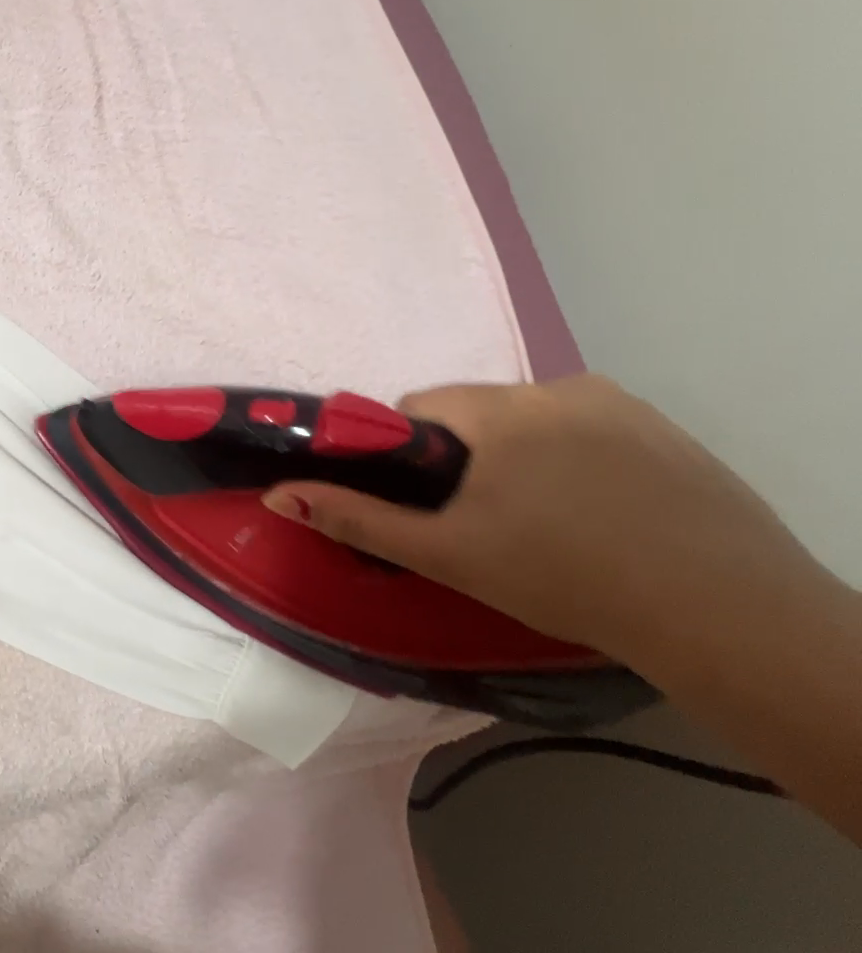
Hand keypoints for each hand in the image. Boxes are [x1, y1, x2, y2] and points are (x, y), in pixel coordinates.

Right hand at [262, 375, 829, 652]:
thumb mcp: (446, 554)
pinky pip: (587, 432)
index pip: (419, 406)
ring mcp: (626, 406)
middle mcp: (564, 388)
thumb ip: (357, 519)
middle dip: (463, 459)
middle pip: (477, 412)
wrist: (723, 615)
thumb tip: (279, 493)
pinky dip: (572, 462)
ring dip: (517, 458)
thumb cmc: (563, 577)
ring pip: (532, 422)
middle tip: (480, 523)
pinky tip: (595, 515)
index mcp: (504, 409)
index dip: (405, 454)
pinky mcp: (670, 431)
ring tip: (541, 524)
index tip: (424, 502)